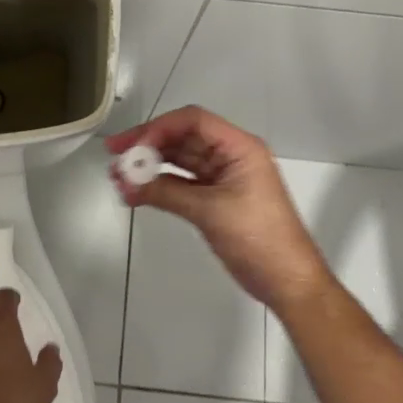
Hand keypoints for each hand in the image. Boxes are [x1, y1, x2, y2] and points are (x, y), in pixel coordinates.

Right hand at [106, 106, 332, 311]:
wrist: (288, 281)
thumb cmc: (259, 239)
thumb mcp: (210, 212)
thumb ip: (167, 192)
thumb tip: (127, 183)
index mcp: (240, 147)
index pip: (193, 121)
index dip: (158, 128)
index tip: (130, 146)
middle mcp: (232, 155)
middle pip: (184, 137)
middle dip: (148, 145)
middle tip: (114, 156)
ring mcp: (224, 177)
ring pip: (181, 160)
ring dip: (151, 166)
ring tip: (119, 177)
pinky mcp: (218, 198)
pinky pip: (184, 182)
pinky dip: (161, 185)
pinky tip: (137, 192)